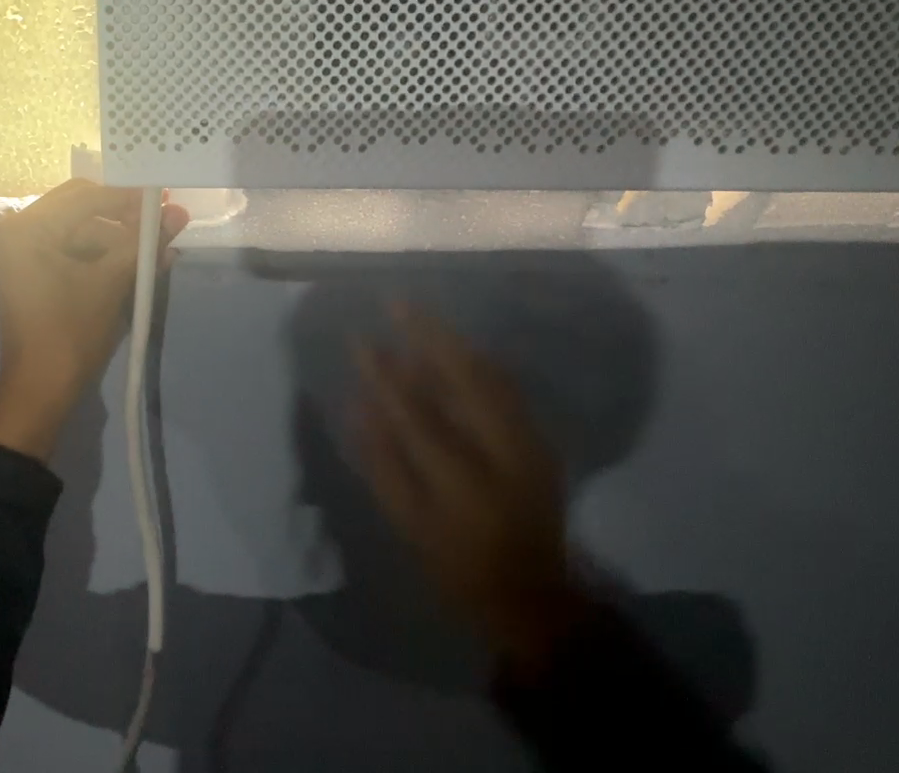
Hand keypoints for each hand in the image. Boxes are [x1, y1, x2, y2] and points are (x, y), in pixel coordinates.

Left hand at [0, 179, 188, 460]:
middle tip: (164, 228)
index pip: (86, 196)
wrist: (41, 394)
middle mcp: (18, 232)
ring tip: (160, 255)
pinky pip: (77, 253)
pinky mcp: (37, 274)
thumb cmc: (70, 334)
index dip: (129, 198)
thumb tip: (179, 212)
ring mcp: (25, 254)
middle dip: (125, 220)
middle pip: (83, 210)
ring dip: (121, 242)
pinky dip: (107, 259)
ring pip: (84, 233)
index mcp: (26, 228)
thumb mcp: (111, 283)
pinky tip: (141, 269)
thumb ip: (144, 243)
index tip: (166, 202)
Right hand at [354, 305, 591, 675]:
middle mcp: (503, 451)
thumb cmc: (457, 566)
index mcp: (463, 480)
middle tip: (397, 303)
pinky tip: (453, 353)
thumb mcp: (409, 524)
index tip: (360, 340)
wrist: (533, 596)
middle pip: (466, 377)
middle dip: (429, 335)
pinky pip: (505, 389)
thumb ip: (382, 462)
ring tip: (420, 319)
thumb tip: (359, 405)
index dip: (384, 373)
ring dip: (454, 344)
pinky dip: (476, 364)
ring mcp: (529, 443)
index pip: (415, 412)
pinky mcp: (540, 441)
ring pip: (491, 376)